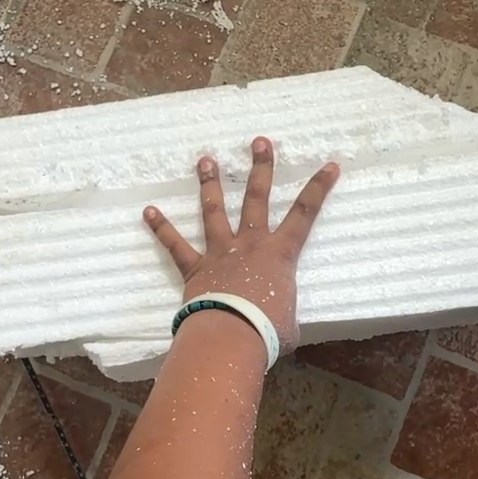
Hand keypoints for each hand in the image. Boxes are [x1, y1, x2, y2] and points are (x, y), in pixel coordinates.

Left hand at [143, 137, 339, 348]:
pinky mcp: (195, 268)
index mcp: (280, 255)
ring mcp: (220, 253)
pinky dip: (161, 228)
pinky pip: (175, 245)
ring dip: (210, 184)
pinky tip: (148, 211)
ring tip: (205, 160)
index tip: (329, 165)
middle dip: (260, 168)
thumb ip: (284, 313)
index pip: (305, 215)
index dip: (319, 189)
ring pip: (214, 211)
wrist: (231, 336)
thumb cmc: (267, 332)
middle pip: (256, 198)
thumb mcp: (288, 323)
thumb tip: (280, 323)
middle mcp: (250, 245)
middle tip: (259, 142)